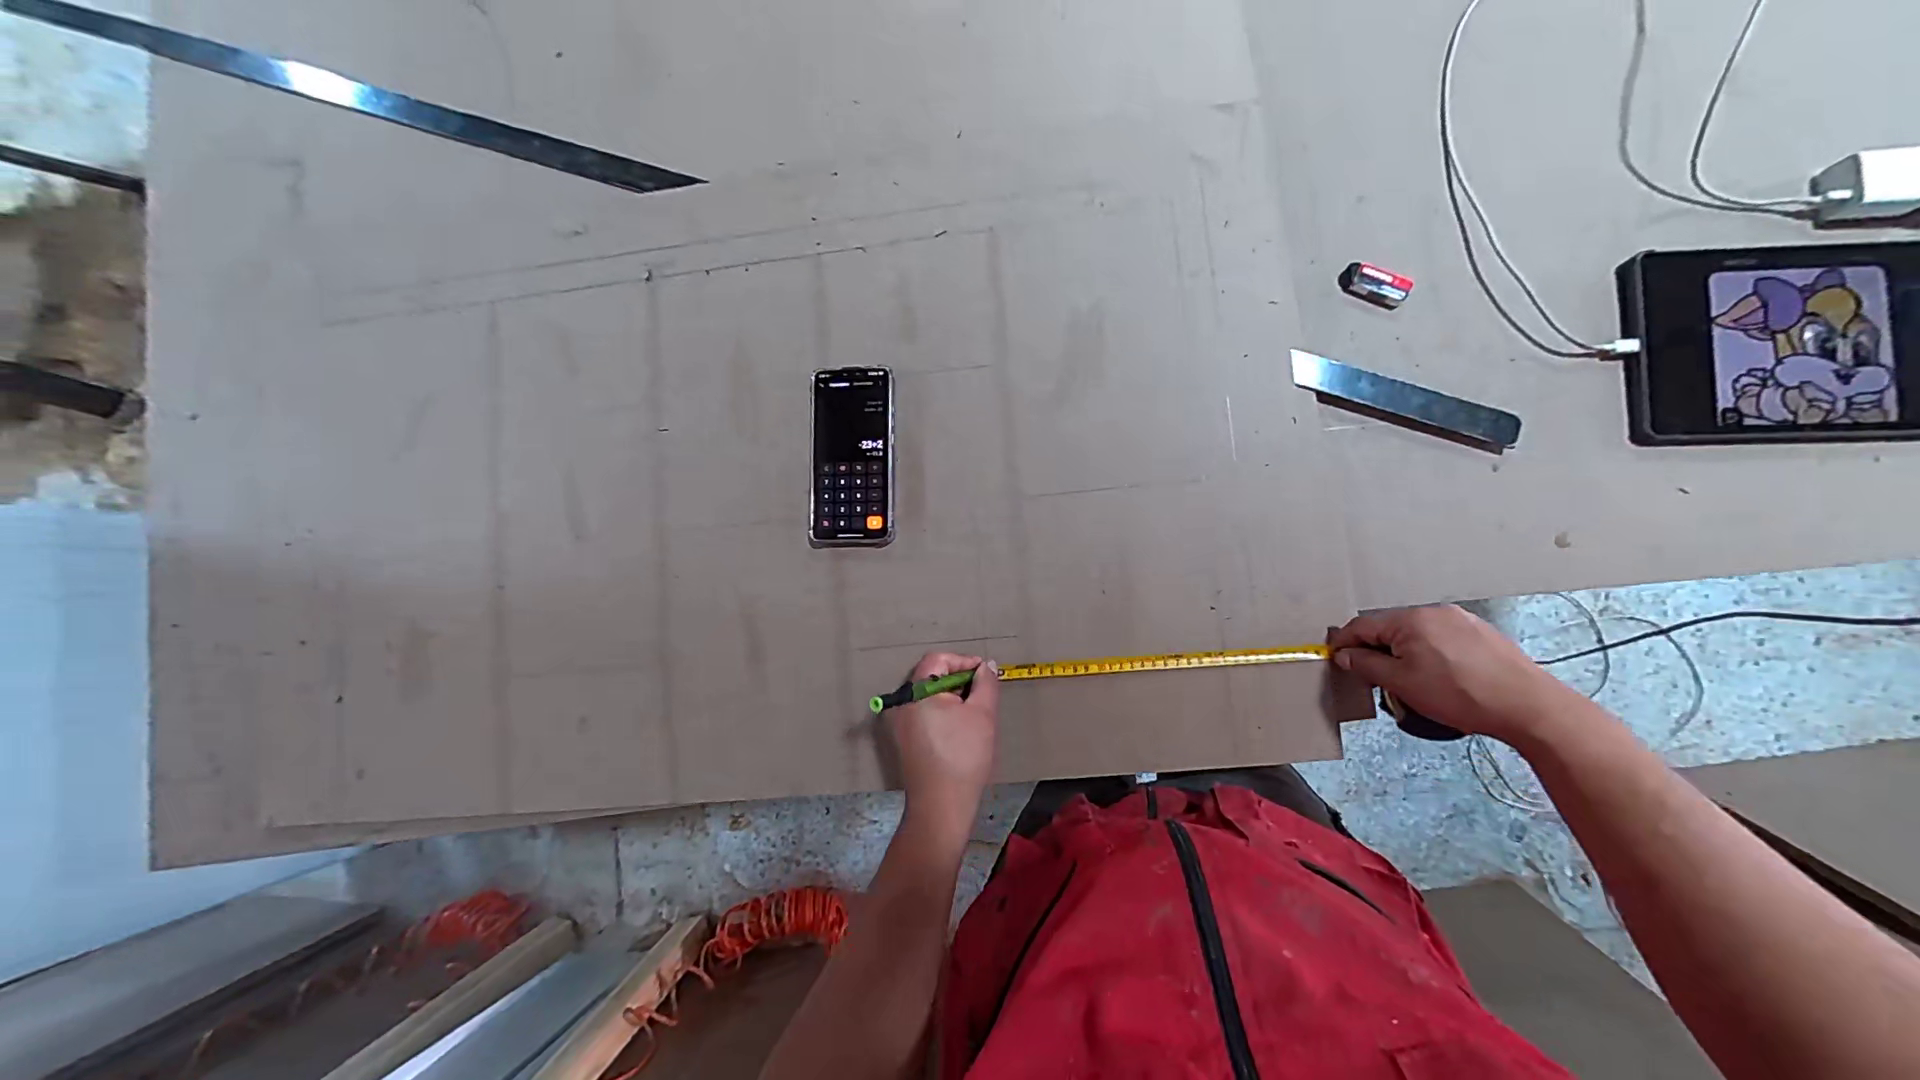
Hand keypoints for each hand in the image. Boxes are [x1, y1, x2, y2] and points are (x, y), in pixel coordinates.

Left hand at [886, 653, 999, 831]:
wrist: (942, 805)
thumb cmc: (963, 756)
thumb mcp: (983, 713)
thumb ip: (986, 683)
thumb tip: (986, 666)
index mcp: (917, 691)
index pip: (937, 659)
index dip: (963, 661)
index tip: (984, 674)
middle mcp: (903, 703)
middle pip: (931, 676)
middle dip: (959, 679)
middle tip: (982, 693)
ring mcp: (901, 723)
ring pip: (928, 697)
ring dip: (952, 697)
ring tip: (975, 712)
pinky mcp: (905, 741)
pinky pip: (924, 714)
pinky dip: (943, 713)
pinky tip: (962, 730)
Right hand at [1329, 605, 1586, 744]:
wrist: (1528, 707)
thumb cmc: (1462, 694)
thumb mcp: (1401, 683)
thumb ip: (1367, 665)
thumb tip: (1346, 655)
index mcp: (1411, 619)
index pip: (1363, 626)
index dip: (1346, 644)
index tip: (1337, 659)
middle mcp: (1435, 612)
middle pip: (1390, 628)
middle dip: (1378, 651)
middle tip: (1375, 677)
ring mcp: (1463, 620)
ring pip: (1417, 634)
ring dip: (1405, 653)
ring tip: (1410, 682)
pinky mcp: (1483, 634)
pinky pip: (1443, 639)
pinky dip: (1431, 654)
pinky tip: (1441, 678)